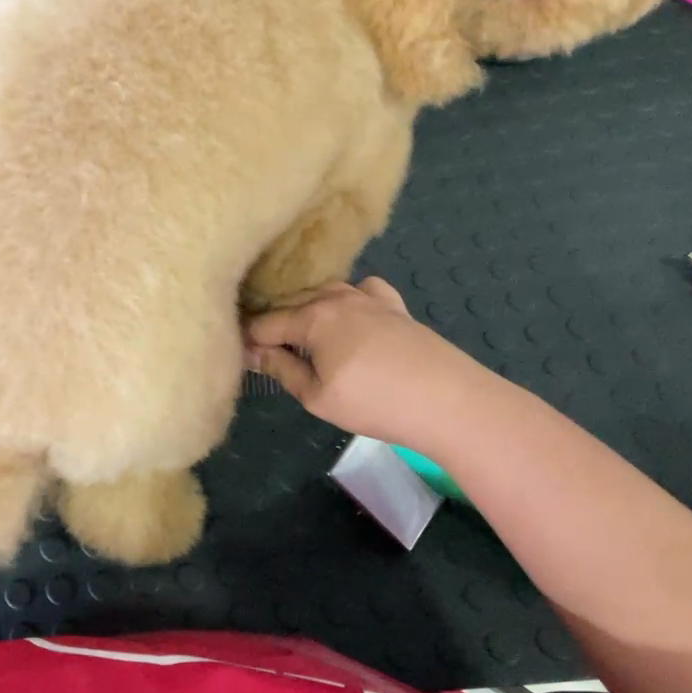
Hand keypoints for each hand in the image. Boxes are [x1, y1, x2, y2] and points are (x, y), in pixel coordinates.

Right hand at [245, 278, 506, 449]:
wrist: (453, 402)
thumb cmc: (376, 403)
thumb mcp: (317, 397)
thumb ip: (281, 370)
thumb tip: (254, 353)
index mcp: (312, 317)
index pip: (263, 324)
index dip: (246, 342)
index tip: (239, 359)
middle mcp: (336, 298)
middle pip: (289, 303)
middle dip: (272, 324)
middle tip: (266, 353)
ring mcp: (368, 298)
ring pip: (322, 292)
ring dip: (305, 310)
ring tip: (302, 337)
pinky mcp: (395, 306)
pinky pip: (362, 289)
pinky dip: (348, 298)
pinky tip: (350, 318)